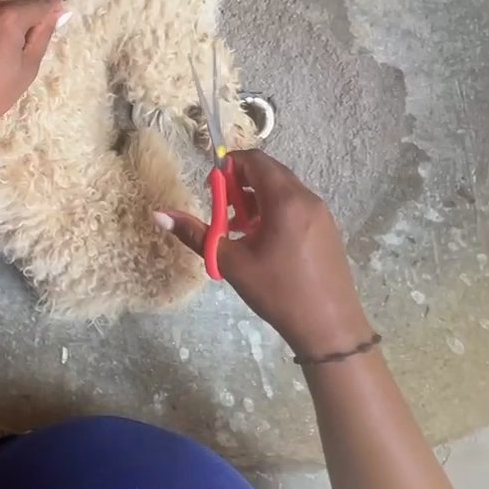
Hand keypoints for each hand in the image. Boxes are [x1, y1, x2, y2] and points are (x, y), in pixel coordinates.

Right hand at [157, 149, 372, 358]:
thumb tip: (158, 215)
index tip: (212, 191)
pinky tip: (261, 241)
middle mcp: (307, 199)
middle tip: (222, 211)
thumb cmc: (277, 292)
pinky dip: (273, 210)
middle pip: (269, 171)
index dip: (228, 167)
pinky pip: (295, 204)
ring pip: (283, 189)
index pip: (254, 160)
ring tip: (239, 229)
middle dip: (240, 184)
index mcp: (285, 201)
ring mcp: (321, 213)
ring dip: (256, 198)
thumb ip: (195, 233)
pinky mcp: (326, 228)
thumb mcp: (230, 262)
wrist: (330, 328)